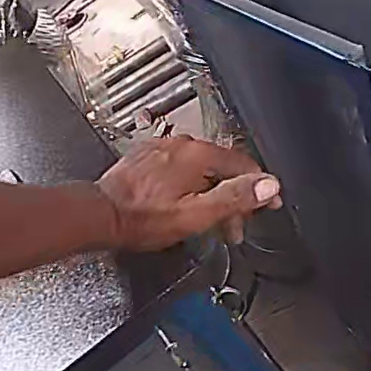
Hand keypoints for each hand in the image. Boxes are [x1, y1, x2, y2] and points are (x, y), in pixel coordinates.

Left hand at [95, 135, 281, 250]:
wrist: (101, 215)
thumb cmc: (142, 219)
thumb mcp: (197, 215)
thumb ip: (235, 198)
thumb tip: (268, 185)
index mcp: (198, 155)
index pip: (244, 165)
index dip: (260, 187)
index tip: (268, 202)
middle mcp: (182, 145)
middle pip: (223, 167)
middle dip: (234, 197)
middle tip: (235, 226)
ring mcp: (163, 149)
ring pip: (202, 168)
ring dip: (213, 192)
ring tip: (211, 221)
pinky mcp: (149, 157)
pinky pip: (181, 167)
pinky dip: (192, 184)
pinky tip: (187, 203)